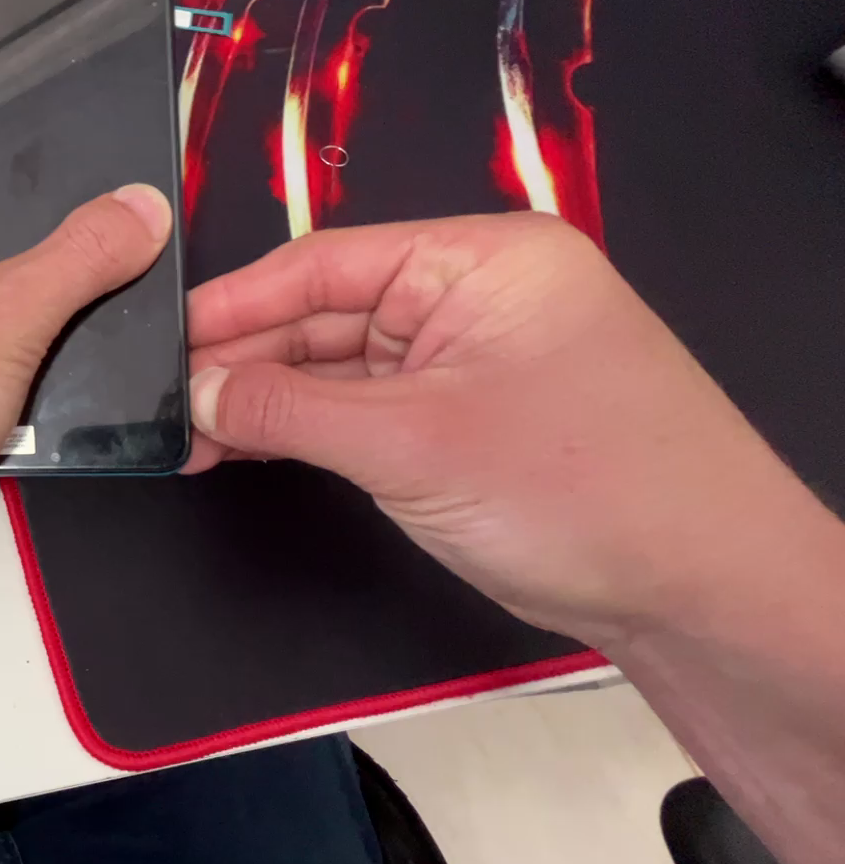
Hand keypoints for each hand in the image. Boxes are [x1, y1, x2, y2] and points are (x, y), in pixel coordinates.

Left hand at [0, 149, 172, 555]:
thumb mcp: (4, 317)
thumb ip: (77, 257)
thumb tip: (139, 208)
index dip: (6, 148)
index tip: (73, 149)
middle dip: (43, 233)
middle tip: (112, 225)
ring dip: (40, 299)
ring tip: (107, 285)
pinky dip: (27, 347)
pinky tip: (73, 348)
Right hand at [183, 213, 820, 645]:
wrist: (699, 601)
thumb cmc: (576, 492)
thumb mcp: (410, 443)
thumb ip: (285, 410)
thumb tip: (192, 396)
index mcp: (474, 262)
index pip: (321, 266)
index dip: (233, 303)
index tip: (164, 340)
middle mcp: (455, 299)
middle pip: (313, 319)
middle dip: (237, 366)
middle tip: (166, 406)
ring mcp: (443, 360)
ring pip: (318, 369)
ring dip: (253, 405)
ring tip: (186, 440)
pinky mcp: (433, 415)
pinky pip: (338, 408)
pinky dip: (285, 430)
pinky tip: (231, 448)